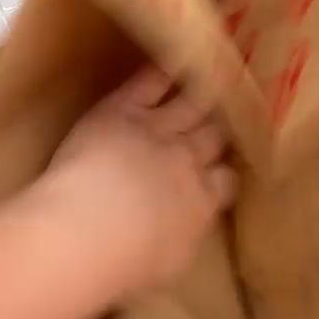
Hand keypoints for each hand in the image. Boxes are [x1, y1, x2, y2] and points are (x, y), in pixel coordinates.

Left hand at [18, 67, 236, 303]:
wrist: (91, 228)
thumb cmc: (124, 264)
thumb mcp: (167, 263)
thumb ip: (181, 236)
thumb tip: (183, 227)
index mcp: (200, 204)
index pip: (225, 181)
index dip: (223, 172)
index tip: (224, 167)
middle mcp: (187, 161)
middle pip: (213, 137)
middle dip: (220, 127)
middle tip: (228, 113)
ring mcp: (157, 130)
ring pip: (192, 104)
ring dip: (205, 91)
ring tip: (218, 74)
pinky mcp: (123, 108)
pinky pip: (150, 82)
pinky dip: (164, 69)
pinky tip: (175, 55)